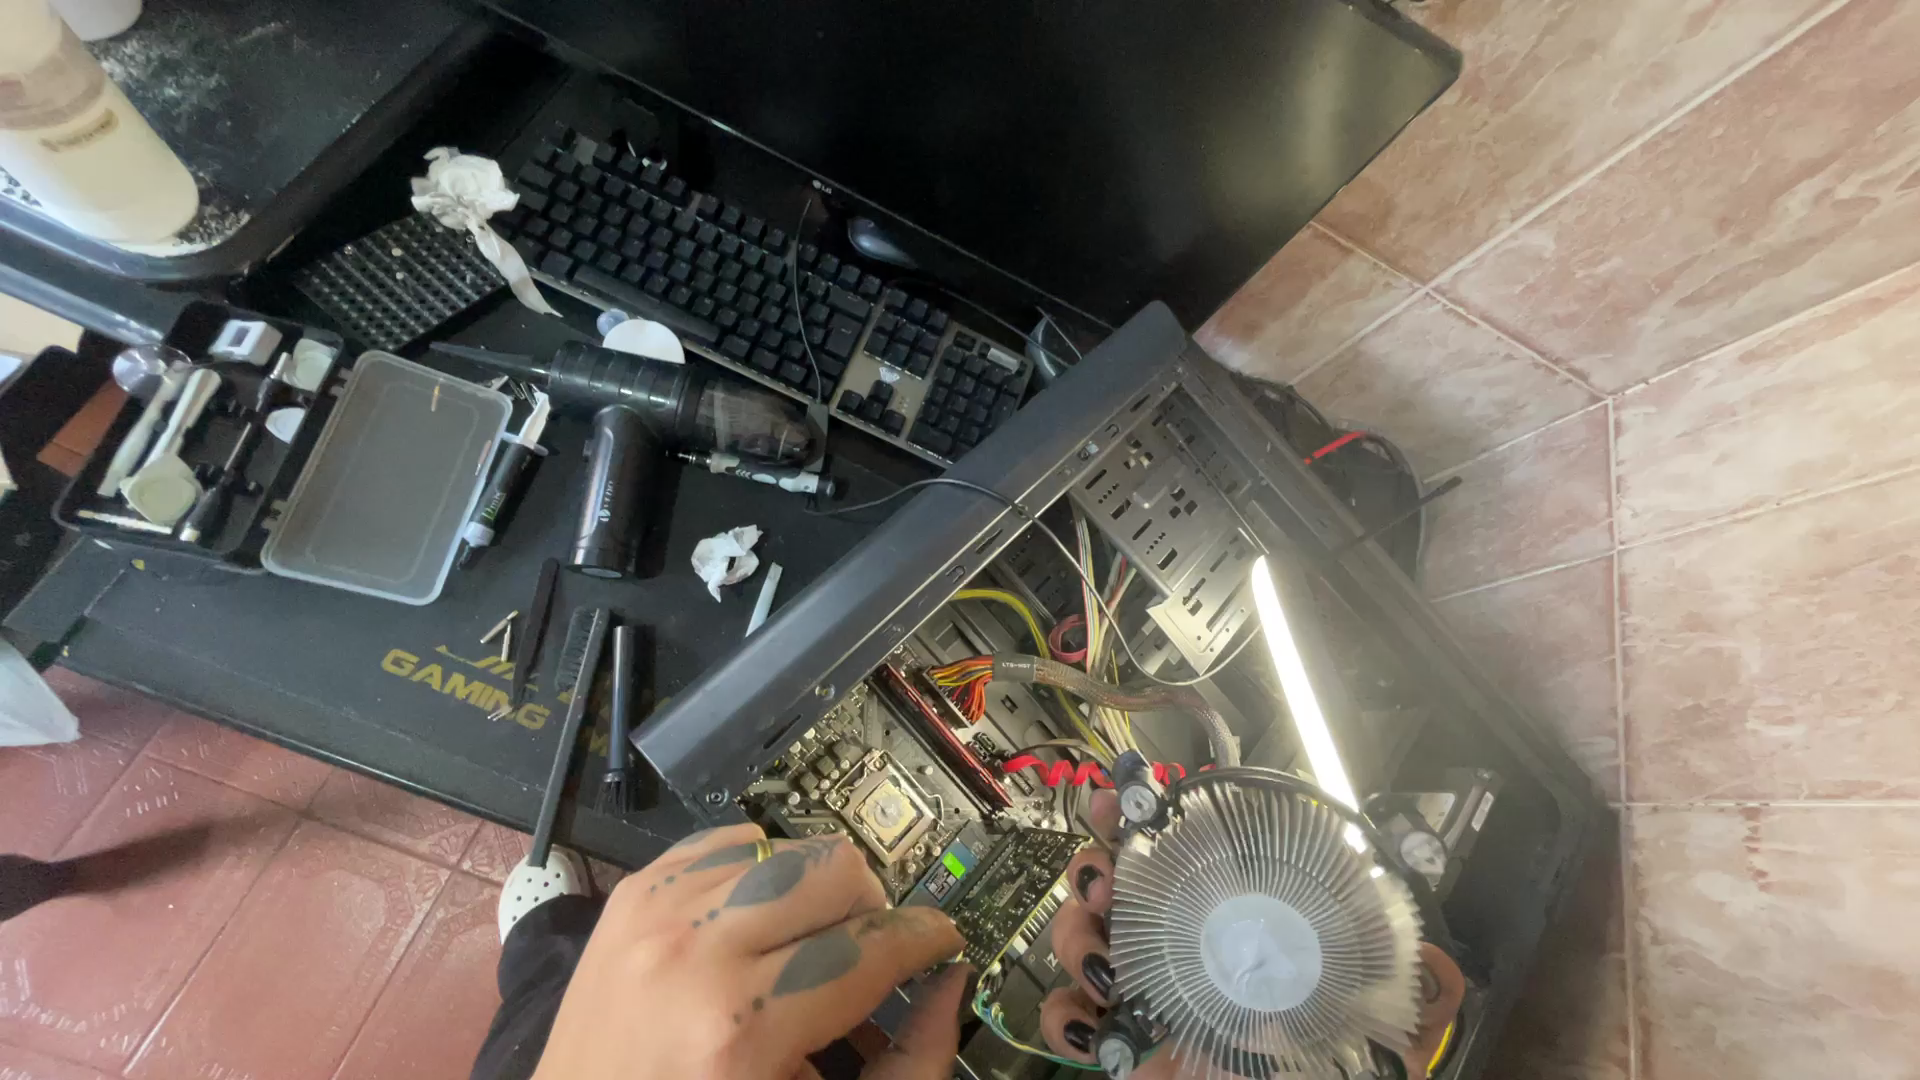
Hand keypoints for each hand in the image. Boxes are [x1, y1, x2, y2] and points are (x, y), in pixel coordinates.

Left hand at [532, 825, 968, 1079]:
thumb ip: (906, 1066)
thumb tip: (951, 983)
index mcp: (740, 1032)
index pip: (870, 949)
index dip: (924, 939)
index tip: (942, 940)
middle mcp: (696, 952)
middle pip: (835, 868)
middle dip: (868, 907)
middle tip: (862, 948)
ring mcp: (657, 908)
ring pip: (789, 845)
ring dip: (813, 888)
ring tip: (803, 936)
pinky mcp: (635, 888)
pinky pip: (732, 837)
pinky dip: (760, 869)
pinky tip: (753, 918)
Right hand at [1038, 792, 1465, 1078]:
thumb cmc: (1329, 1054)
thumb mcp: (1368, 998)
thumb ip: (1383, 957)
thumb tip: (1408, 934)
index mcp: (1219, 907)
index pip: (1166, 844)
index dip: (1132, 813)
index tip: (1117, 803)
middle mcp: (1169, 934)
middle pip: (1106, 877)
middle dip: (1092, 868)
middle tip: (1105, 886)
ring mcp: (1138, 986)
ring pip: (1076, 932)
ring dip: (1075, 934)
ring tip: (1103, 963)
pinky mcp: (1117, 1043)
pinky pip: (1064, 1017)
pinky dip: (1062, 1013)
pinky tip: (1093, 1023)